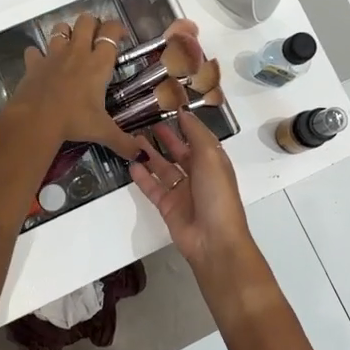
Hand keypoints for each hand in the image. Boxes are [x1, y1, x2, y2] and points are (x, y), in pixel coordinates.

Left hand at [5, 13, 145, 158]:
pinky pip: (34, 51)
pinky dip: (37, 54)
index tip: (121, 35)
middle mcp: (77, 53)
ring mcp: (53, 55)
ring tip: (70, 45)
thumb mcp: (102, 131)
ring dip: (66, 32)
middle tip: (96, 38)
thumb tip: (141, 155)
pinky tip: (41, 63)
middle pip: (86, 21)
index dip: (118, 28)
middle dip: (92, 24)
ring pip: (60, 29)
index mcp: (98, 64)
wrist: (35, 119)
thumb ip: (123, 142)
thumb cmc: (74, 121)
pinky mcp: (34, 64)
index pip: (111, 33)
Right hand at [129, 111, 253, 269]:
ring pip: (164, 169)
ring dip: (150, 155)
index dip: (185, 125)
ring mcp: (183, 192)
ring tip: (133, 140)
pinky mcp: (168, 207)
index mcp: (213, 162)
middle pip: (179, 153)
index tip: (168, 109)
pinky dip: (143, 177)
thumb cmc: (217, 195)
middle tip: (147, 124)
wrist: (214, 239)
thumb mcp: (211, 157)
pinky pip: (153, 188)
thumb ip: (196, 133)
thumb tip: (185, 113)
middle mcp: (199, 175)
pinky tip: (132, 164)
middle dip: (165, 139)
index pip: (198, 139)